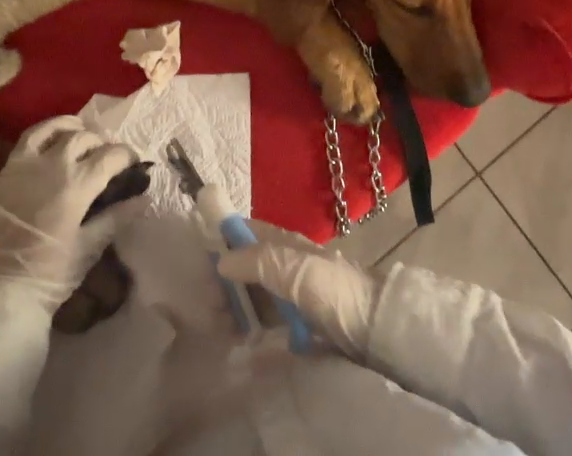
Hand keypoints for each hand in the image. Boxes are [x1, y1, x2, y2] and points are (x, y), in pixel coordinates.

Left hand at [0, 110, 146, 302]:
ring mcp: (12, 172)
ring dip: (59, 125)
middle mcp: (48, 168)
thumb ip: (115, 218)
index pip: (111, 156)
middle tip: (102, 154)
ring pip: (40, 132)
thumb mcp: (89, 249)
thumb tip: (143, 197)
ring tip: (70, 129)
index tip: (133, 164)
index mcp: (77, 185)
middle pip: (80, 138)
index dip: (126, 156)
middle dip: (97, 141)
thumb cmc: (49, 277)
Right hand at [216, 221, 381, 356]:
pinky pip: (266, 319)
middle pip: (246, 266)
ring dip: (233, 307)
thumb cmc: (333, 290)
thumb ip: (257, 261)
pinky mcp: (299, 322)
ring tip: (217, 326)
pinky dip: (249, 325)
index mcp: (287, 244)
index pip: (248, 232)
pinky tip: (238, 339)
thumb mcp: (293, 268)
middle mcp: (288, 264)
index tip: (199, 259)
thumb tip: (221, 261)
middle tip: (206, 306)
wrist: (373, 325)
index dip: (223, 239)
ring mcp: (293, 293)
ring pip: (254, 294)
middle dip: (223, 281)